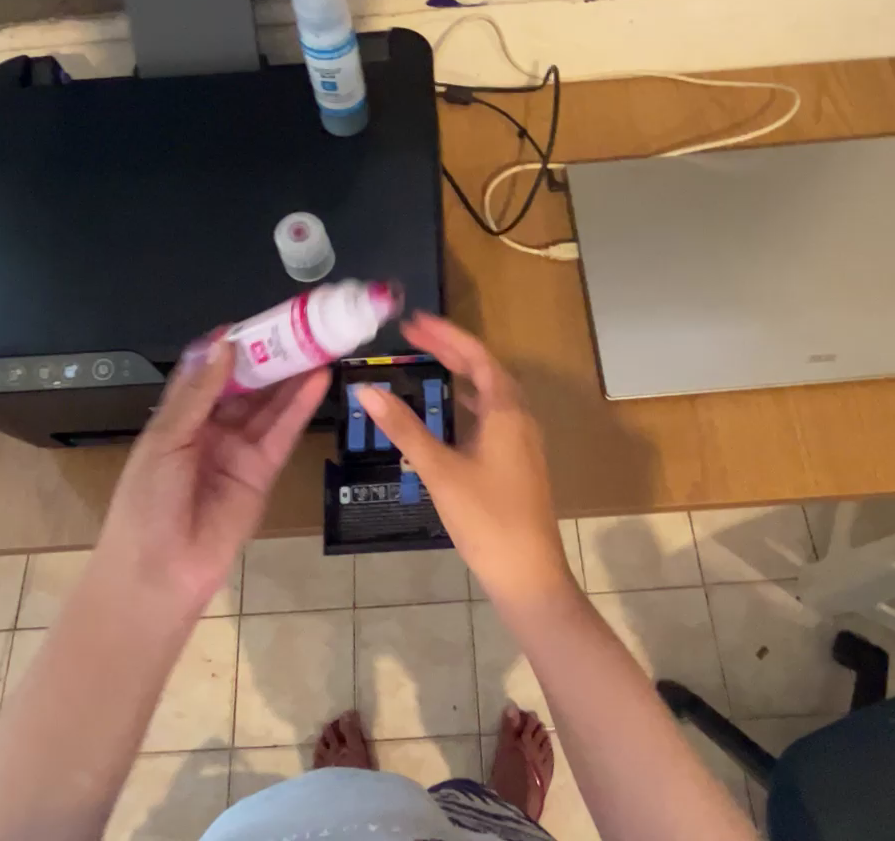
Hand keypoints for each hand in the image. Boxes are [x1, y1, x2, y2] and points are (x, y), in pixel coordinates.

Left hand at [98, 340, 328, 616]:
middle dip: (270, 357)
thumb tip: (223, 343)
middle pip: (245, 385)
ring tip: (318, 344)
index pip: (209, 372)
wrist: (159, 573)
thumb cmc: (147, 502)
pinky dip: (300, 405)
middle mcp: (210, 429)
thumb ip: (199, 392)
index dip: (232, 346)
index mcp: (178, 417)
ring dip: (291, 375)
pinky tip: (318, 379)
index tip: (257, 320)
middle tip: (300, 327)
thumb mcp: (166, 439)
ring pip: (268, 404)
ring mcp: (238, 450)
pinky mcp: (262, 471)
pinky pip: (282, 432)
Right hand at [355, 314, 573, 607]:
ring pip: (491, 394)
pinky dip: (468, 402)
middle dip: (450, 350)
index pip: (476, 356)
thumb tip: (367, 390)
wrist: (528, 572)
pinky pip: (492, 416)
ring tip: (428, 361)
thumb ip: (404, 428)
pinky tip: (450, 412)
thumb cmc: (486, 517)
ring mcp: (522, 441)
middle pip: (485, 370)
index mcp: (506, 411)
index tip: (413, 322)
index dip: (445, 335)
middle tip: (413, 335)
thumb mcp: (439, 470)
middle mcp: (519, 418)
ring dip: (461, 374)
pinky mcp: (517, 461)